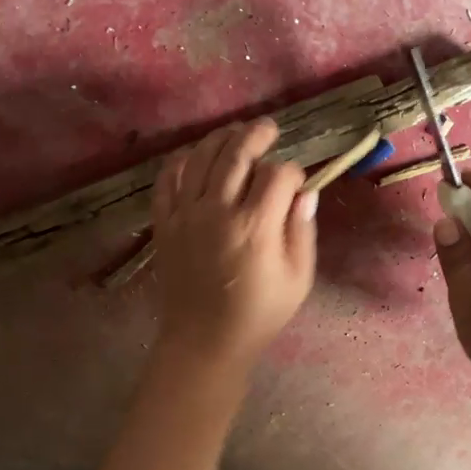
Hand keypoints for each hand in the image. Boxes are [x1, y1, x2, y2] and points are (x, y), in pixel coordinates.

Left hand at [151, 119, 317, 367]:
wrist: (205, 341)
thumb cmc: (259, 314)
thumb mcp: (297, 279)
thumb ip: (302, 231)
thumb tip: (306, 194)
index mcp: (256, 227)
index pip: (278, 174)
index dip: (293, 171)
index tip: (298, 182)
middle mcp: (218, 210)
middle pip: (237, 153)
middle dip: (257, 135)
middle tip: (268, 128)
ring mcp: (186, 214)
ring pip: (201, 157)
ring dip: (220, 138)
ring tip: (235, 134)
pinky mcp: (164, 223)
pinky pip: (169, 178)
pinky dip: (183, 160)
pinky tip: (196, 157)